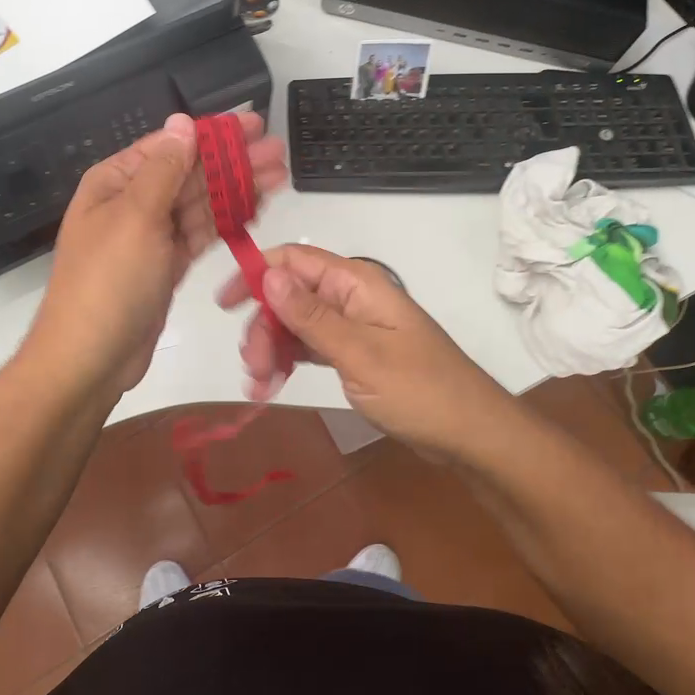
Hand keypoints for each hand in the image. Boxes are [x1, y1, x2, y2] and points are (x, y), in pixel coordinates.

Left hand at [31, 112, 285, 395]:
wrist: (89, 359)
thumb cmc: (107, 282)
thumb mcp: (136, 217)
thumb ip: (165, 170)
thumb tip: (182, 122)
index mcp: (116, 182)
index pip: (171, 146)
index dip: (214, 134)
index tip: (254, 124)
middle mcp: (132, 203)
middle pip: (190, 173)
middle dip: (234, 161)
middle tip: (279, 151)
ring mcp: (151, 236)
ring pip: (200, 203)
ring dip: (238, 189)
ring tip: (280, 175)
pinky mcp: (167, 265)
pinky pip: (201, 233)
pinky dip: (227, 221)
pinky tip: (256, 208)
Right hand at [216, 245, 513, 453]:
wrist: (470, 434)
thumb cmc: (419, 390)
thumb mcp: (359, 354)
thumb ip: (311, 315)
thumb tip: (268, 273)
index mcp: (357, 284)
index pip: (294, 260)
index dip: (256, 274)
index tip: (225, 305)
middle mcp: (351, 297)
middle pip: (289, 295)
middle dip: (263, 327)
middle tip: (253, 367)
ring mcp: (352, 325)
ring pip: (294, 324)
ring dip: (272, 350)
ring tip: (259, 387)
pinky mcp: (353, 353)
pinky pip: (309, 347)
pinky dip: (288, 363)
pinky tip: (272, 386)